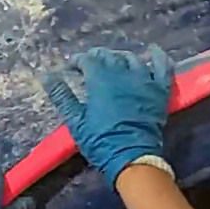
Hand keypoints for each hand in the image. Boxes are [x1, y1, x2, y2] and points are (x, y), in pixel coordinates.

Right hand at [43, 45, 172, 182]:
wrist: (131, 157)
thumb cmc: (100, 141)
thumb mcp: (76, 121)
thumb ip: (62, 96)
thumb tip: (47, 76)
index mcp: (101, 80)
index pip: (88, 60)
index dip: (79, 61)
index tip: (74, 66)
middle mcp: (123, 74)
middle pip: (110, 57)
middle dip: (98, 57)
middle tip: (92, 62)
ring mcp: (144, 80)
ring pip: (133, 59)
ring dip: (121, 57)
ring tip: (115, 61)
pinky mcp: (160, 90)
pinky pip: (162, 67)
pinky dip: (158, 57)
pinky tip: (153, 51)